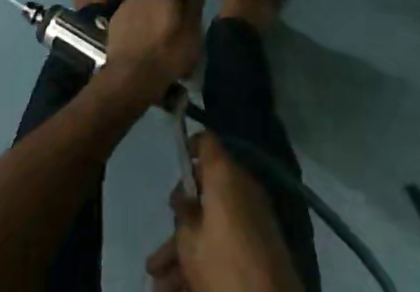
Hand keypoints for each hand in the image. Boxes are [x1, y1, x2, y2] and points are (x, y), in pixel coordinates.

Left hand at [104, 0, 203, 101]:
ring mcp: (125, 6)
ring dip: (151, 25)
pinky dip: (137, 33)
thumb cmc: (170, 51)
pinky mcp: (113, 23)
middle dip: (166, 17)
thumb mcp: (193, 28)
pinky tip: (142, 51)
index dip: (183, 12)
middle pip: (160, 2)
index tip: (185, 31)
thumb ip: (195, 0)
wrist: (133, 75)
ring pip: (145, 13)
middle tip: (173, 42)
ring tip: (156, 50)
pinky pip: (131, 24)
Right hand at [145, 133, 302, 291]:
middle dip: (179, 221)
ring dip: (184, 251)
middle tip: (160, 244)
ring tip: (159, 283)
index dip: (189, 148)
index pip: (206, 143)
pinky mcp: (259, 243)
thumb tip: (185, 200)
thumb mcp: (189, 241)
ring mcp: (253, 216)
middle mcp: (241, 188)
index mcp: (225, 175)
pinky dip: (204, 259)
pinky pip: (226, 241)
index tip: (175, 164)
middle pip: (205, 192)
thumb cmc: (223, 263)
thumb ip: (183, 215)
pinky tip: (179, 289)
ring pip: (211, 223)